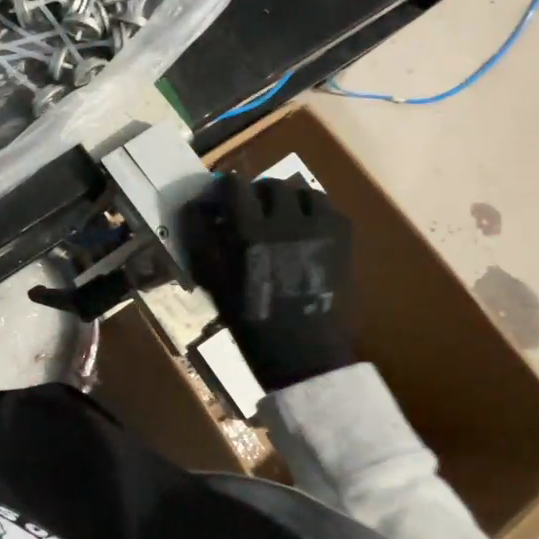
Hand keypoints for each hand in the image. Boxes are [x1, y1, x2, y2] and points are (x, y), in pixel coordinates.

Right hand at [187, 174, 355, 390]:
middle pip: (272, 185)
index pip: (235, 185)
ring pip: (304, 192)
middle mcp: (286, 222)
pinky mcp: (343, 242)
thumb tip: (195, 206)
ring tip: (282, 218)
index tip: (220, 199)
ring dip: (290, 200)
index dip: (225, 188)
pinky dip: (315, 213)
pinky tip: (307, 230)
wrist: (303, 354)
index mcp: (250, 233)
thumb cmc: (250, 320)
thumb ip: (200, 238)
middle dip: (258, 193)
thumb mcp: (213, 281)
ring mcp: (319, 230)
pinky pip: (329, 209)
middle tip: (252, 211)